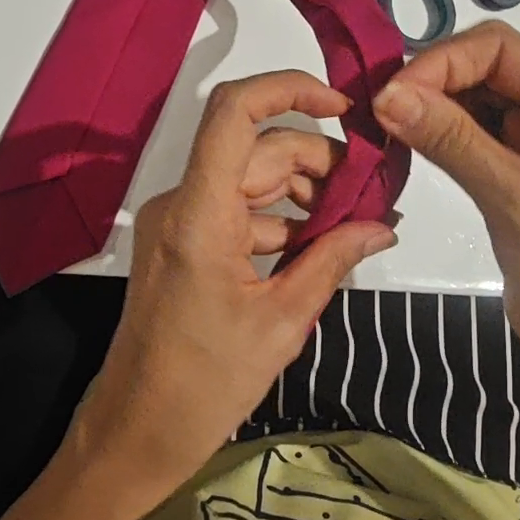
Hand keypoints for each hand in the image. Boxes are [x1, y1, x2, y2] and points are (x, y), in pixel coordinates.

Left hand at [69, 71, 398, 506]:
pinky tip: (317, 246)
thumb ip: (333, 260)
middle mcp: (182, 203)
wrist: (136, 430)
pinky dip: (278, 219)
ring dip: (302, 193)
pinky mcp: (181, 242)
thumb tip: (382, 226)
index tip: (342, 106)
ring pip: (249, 178)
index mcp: (200, 214)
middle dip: (318, 163)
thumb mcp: (282, 322)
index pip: (235, 112)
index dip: (289, 89)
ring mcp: (178, 221)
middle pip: (257, 149)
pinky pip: (236, 209)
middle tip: (371, 196)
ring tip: (352, 225)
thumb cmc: (206, 384)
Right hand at [371, 22, 519, 364]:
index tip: (388, 94)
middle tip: (375, 107)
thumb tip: (384, 94)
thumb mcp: (517, 199)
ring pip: (473, 98)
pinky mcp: (518, 166)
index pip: (504, 50)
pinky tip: (403, 141)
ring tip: (380, 122)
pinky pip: (468, 132)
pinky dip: (434, 133)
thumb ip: (452, 140)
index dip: (441, 63)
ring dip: (428, 106)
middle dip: (430, 82)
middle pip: (487, 67)